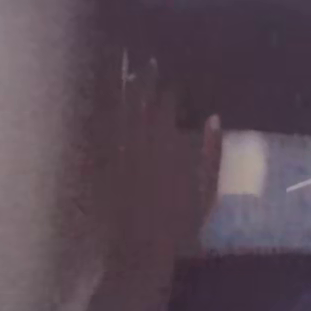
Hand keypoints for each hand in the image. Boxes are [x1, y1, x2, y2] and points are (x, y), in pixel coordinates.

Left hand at [111, 60, 220, 265]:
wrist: (141, 251)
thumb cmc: (180, 225)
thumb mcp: (207, 191)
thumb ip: (212, 153)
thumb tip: (214, 118)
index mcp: (166, 149)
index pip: (166, 108)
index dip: (167, 90)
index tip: (169, 75)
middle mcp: (139, 145)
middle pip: (138, 103)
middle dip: (141, 79)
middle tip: (143, 59)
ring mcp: (116, 154)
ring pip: (115, 111)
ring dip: (116, 85)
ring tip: (115, 62)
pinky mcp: (101, 165)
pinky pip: (97, 131)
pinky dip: (98, 111)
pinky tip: (97, 97)